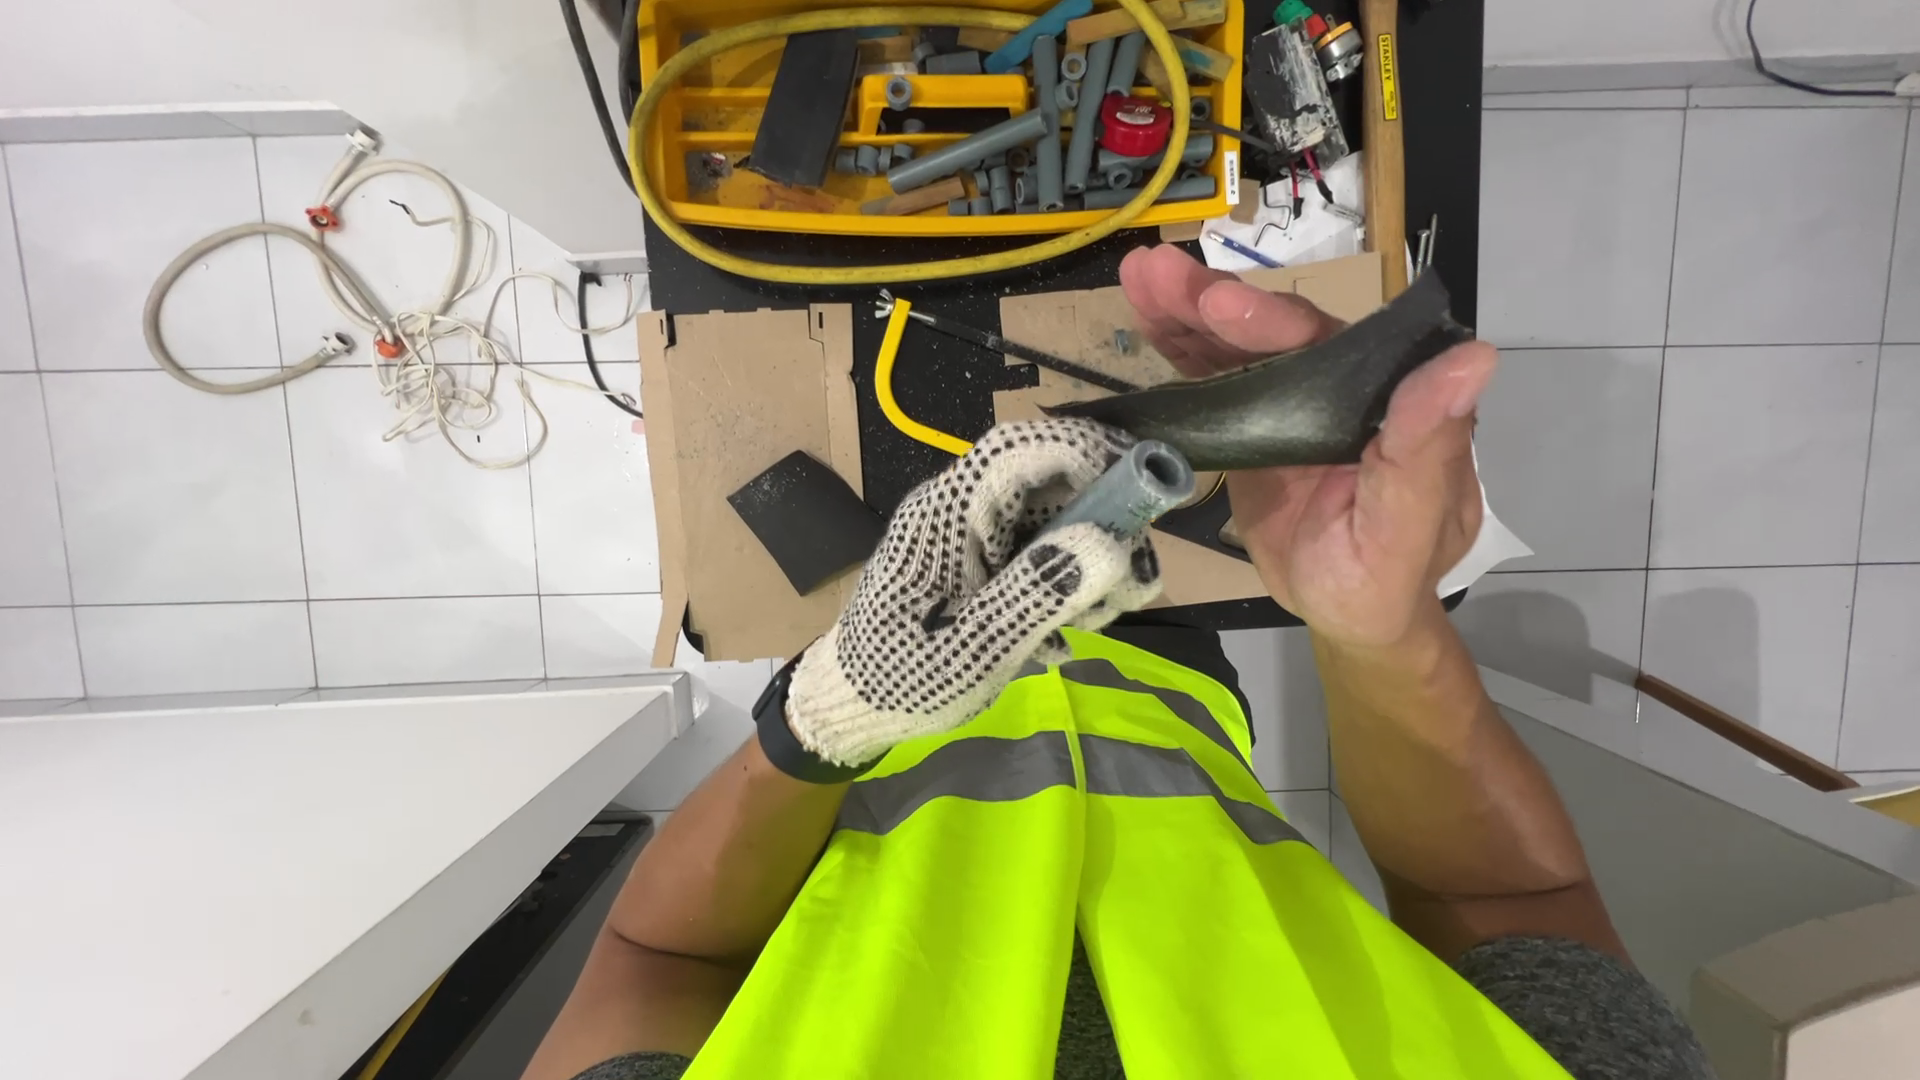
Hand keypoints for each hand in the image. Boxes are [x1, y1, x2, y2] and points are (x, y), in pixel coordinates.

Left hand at [788, 419, 1162, 765]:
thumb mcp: (975, 647)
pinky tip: (1059, 639)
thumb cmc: (901, 677)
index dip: (1088, 452)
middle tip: (1130, 591)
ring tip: (1086, 626)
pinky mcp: (984, 565)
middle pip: (1054, 485)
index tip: (1146, 494)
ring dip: (1092, 568)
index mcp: (947, 514)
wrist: (858, 707)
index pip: (1019, 449)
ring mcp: (975, 537)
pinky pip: (1042, 556)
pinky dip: (1066, 589)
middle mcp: (964, 511)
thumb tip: (1111, 542)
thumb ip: (1039, 593)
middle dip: (1107, 529)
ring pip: (1057, 523)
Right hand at [1119, 245, 1495, 648]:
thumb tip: (1471, 358)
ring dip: (1184, 310)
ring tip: (1139, 275)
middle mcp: (1335, 385)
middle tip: (1155, 271)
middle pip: (1271, 331)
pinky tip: (1146, 316)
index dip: (1275, 323)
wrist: (1343, 606)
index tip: (1221, 306)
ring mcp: (1285, 402)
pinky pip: (1208, 378)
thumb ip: (1426, 449)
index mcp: (1384, 399)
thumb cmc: (1382, 577)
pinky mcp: (1246, 422)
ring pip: (1232, 345)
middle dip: (1212, 300)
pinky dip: (1176, 348)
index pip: (1329, 346)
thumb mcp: (1407, 525)